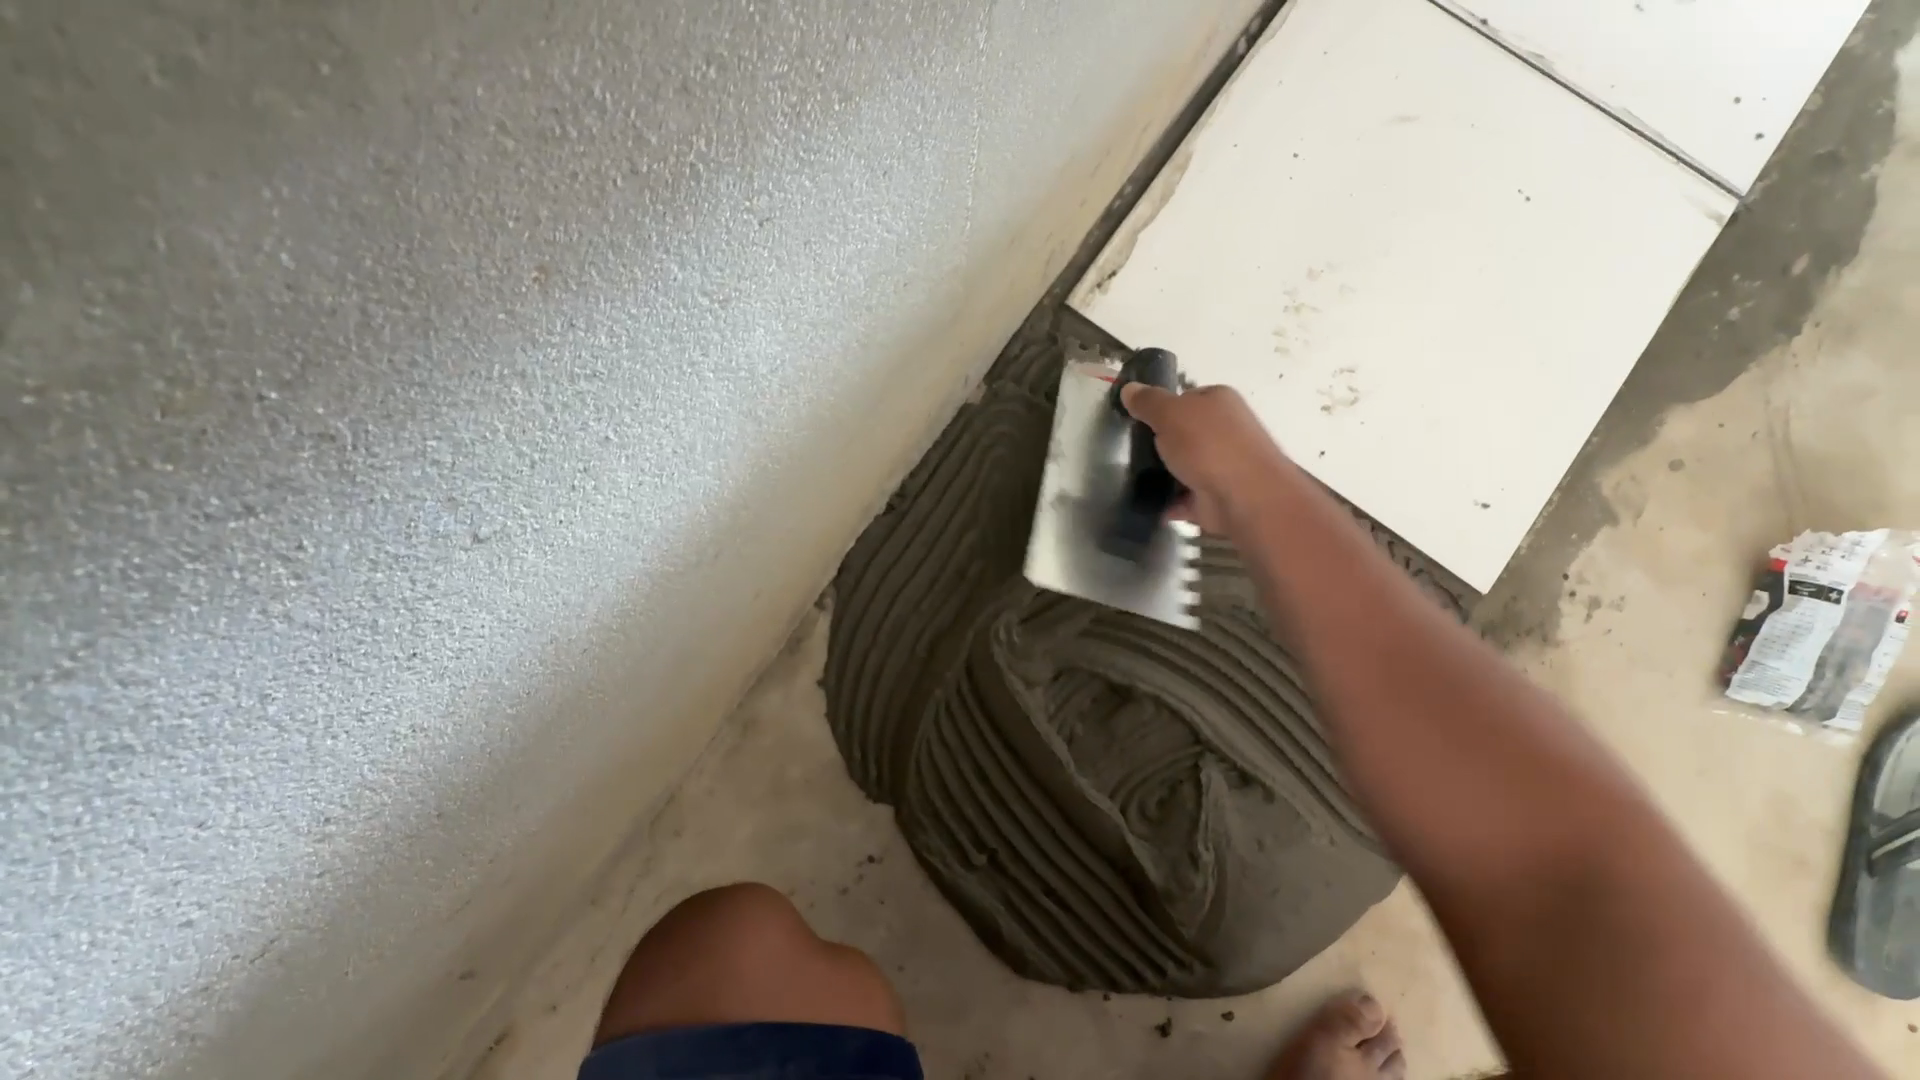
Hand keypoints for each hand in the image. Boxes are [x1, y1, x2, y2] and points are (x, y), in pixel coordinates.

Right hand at [1119, 382, 1293, 534]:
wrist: (1243, 497)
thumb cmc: (1208, 445)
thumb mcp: (1171, 413)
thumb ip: (1148, 401)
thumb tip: (1129, 388)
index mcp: (1219, 402)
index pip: (1186, 398)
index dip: (1162, 407)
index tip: (1138, 420)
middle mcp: (1225, 431)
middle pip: (1185, 433)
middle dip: (1161, 443)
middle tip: (1132, 450)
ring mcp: (1222, 466)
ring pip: (1185, 466)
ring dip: (1163, 474)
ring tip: (1132, 477)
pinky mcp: (1215, 497)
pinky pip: (1184, 498)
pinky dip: (1169, 503)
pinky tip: (1147, 504)